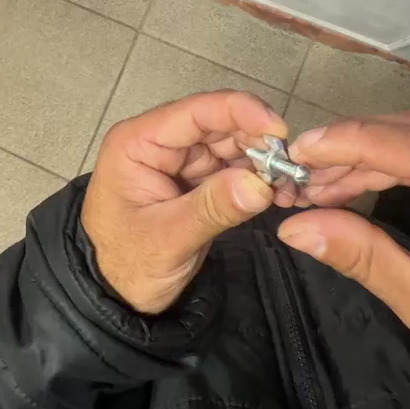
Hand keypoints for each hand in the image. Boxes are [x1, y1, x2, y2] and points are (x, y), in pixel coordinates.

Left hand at [82, 91, 286, 313]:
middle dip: (258, 140)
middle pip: (218, 124)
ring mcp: (180, 159)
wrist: (117, 297)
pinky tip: (278, 192)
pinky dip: (257, 177)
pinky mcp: (197, 178)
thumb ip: (211, 208)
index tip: (278, 129)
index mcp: (138, 142)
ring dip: (263, 160)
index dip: (239, 111)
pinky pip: (233, 167)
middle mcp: (160, 141)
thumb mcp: (167, 240)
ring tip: (289, 186)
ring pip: (231, 144)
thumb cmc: (126, 265)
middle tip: (292, 168)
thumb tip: (259, 183)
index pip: (194, 112)